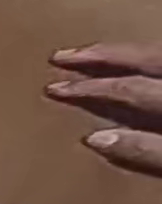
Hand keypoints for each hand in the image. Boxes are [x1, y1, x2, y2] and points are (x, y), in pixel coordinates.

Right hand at [47, 42, 161, 176]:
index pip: (130, 88)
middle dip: (106, 56)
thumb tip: (95, 139)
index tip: (52, 88)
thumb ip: (151, 151)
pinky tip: (149, 60)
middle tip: (63, 54)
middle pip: (155, 60)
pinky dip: (158, 58)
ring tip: (105, 51)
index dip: (90, 87)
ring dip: (138, 52)